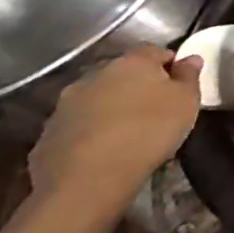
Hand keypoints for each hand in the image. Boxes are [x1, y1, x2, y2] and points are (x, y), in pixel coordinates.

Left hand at [27, 47, 202, 210]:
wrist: (86, 182)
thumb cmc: (148, 130)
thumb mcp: (187, 100)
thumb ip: (188, 76)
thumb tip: (189, 60)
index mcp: (129, 63)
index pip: (154, 51)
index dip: (170, 64)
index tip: (180, 83)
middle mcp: (92, 78)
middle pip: (120, 74)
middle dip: (136, 85)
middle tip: (155, 106)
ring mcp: (62, 108)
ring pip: (95, 100)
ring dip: (110, 108)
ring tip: (128, 130)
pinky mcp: (44, 138)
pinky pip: (76, 127)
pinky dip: (89, 132)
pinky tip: (103, 149)